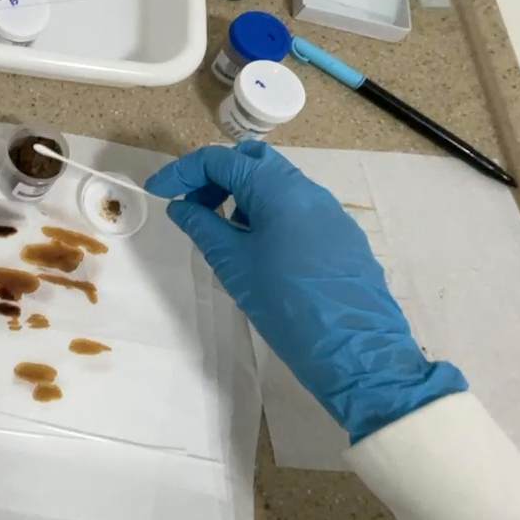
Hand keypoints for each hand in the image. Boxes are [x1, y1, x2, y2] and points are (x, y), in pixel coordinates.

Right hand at [146, 141, 466, 441]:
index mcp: (278, 190)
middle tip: (194, 206)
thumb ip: (203, 226)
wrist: (361, 359)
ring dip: (240, 194)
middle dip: (215, 175)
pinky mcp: (342, 236)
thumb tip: (181, 206)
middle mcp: (307, 190)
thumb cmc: (288, 307)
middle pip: (251, 159)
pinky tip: (257, 248)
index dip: (182, 172)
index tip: (157, 193)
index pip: (219, 159)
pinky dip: (266, 212)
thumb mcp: (234, 265)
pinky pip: (295, 206)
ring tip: (222, 231)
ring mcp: (329, 212)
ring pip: (275, 182)